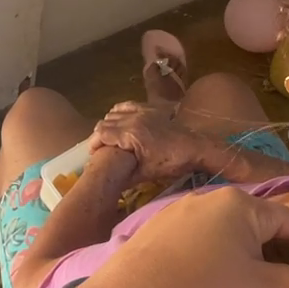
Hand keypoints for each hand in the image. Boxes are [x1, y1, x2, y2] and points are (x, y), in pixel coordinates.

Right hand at [88, 101, 206, 184]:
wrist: (195, 148)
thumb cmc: (171, 163)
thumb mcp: (145, 174)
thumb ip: (123, 176)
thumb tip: (106, 182)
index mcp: (130, 134)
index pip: (101, 133)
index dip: (93, 144)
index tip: (93, 155)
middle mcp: (132, 118)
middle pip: (104, 122)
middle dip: (100, 136)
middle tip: (102, 150)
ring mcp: (141, 111)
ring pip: (113, 113)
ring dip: (109, 125)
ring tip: (112, 138)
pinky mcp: (150, 108)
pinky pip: (126, 105)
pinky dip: (119, 112)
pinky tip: (122, 122)